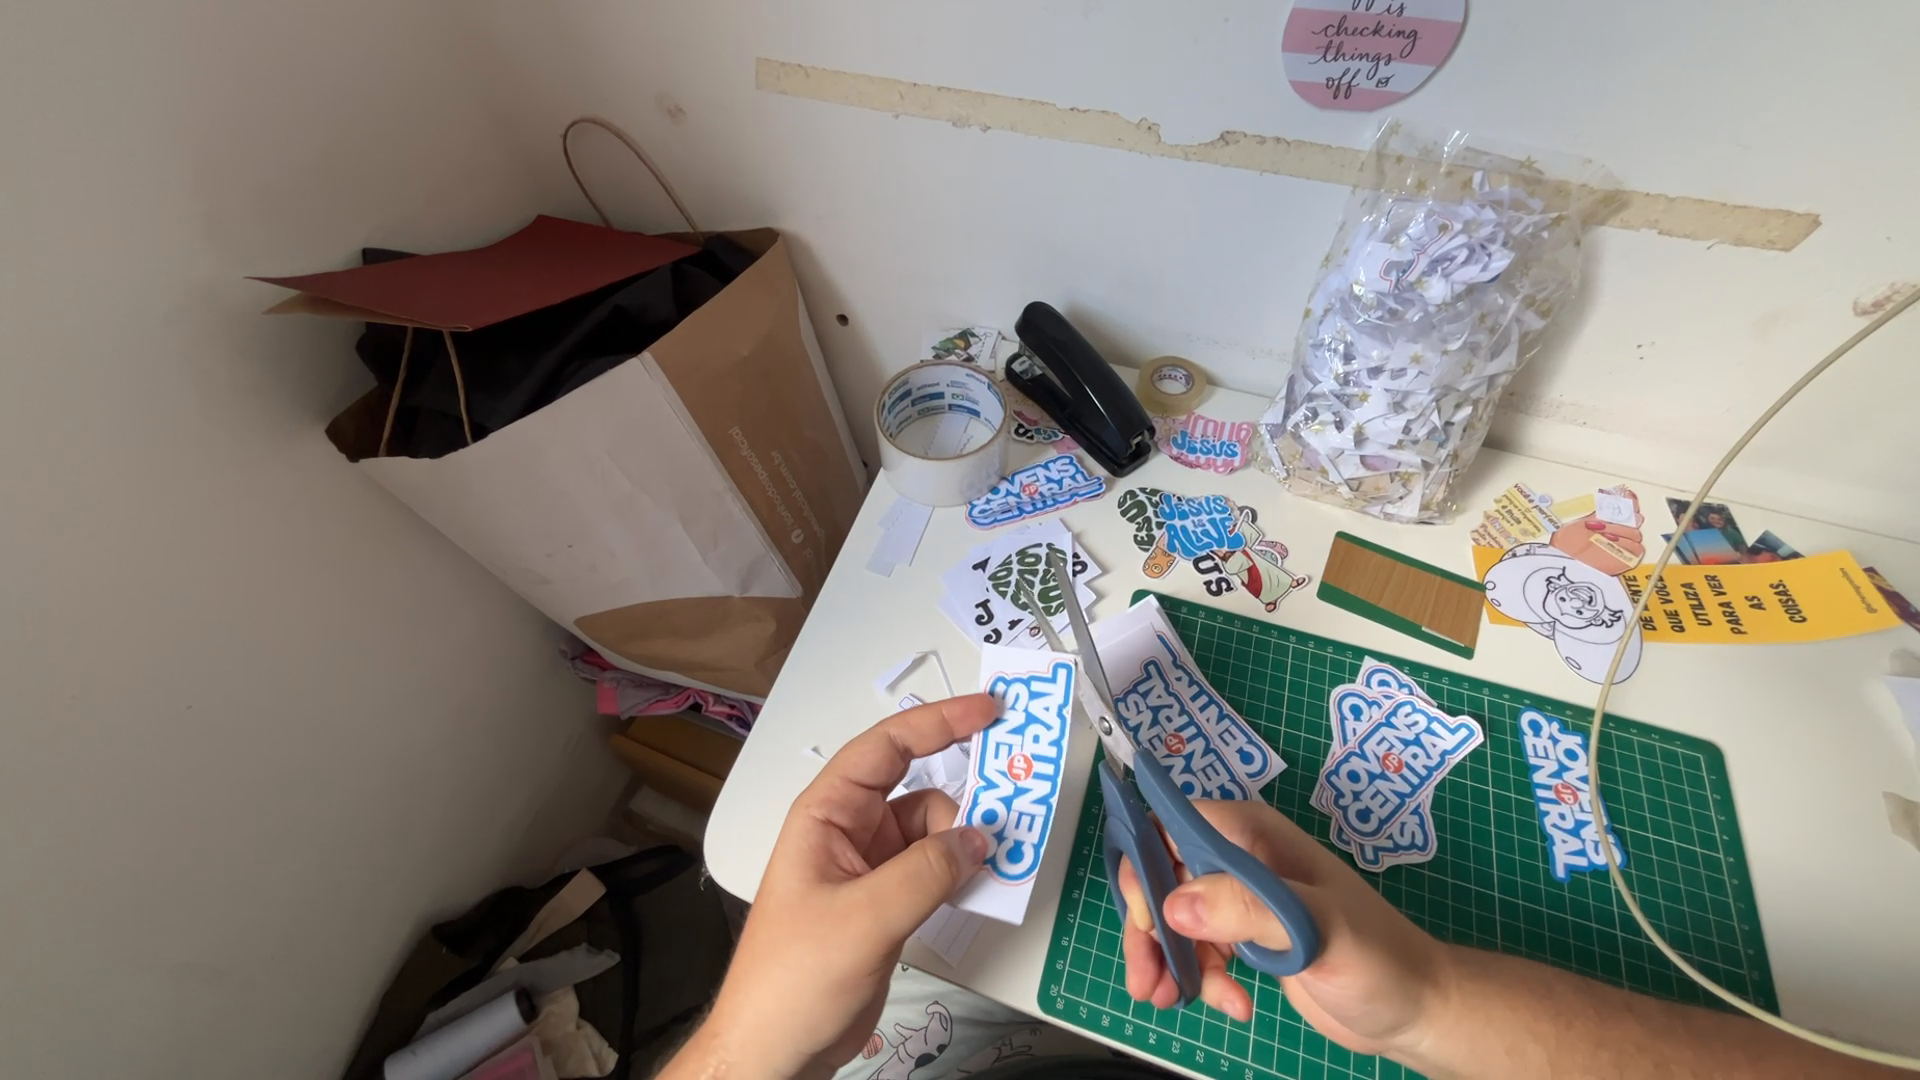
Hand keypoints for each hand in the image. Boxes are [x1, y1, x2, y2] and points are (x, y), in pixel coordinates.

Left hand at [668, 695, 996, 1079]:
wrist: (776, 1052)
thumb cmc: (794, 978)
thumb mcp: (864, 917)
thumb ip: (927, 872)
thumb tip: (980, 838)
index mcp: (829, 811)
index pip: (887, 746)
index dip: (938, 721)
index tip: (987, 711)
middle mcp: (851, 827)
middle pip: (918, 786)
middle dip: (962, 788)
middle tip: (1009, 792)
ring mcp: (871, 863)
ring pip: (933, 829)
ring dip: (963, 840)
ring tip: (989, 864)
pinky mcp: (888, 897)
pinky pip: (935, 865)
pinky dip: (959, 869)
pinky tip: (977, 885)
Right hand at [1118, 800, 1450, 1058]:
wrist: (1417, 1013)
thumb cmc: (1378, 958)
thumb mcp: (1316, 928)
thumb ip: (1247, 909)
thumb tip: (1174, 905)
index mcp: (1248, 832)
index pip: (1170, 826)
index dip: (1146, 864)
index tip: (1147, 917)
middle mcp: (1235, 856)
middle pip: (1161, 874)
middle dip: (1148, 926)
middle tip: (1146, 979)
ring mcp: (1237, 896)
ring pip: (1172, 915)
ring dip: (1167, 958)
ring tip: (1168, 1001)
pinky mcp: (1242, 934)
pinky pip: (1196, 946)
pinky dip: (1198, 976)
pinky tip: (1230, 1005)